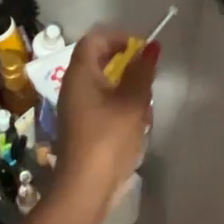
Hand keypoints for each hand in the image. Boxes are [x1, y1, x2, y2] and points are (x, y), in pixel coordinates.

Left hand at [54, 28, 158, 200]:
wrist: (85, 186)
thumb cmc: (108, 139)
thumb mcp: (132, 103)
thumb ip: (142, 73)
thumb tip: (150, 48)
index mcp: (80, 74)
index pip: (94, 39)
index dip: (119, 37)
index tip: (142, 49)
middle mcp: (72, 86)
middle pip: (97, 60)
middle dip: (125, 64)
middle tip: (148, 75)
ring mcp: (75, 108)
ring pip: (102, 84)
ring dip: (126, 88)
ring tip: (145, 103)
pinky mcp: (82, 127)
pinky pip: (102, 104)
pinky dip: (120, 106)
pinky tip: (137, 123)